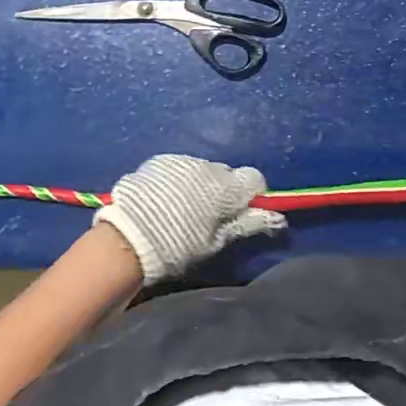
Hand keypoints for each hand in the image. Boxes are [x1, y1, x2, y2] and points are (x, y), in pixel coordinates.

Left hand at [94, 154, 286, 284]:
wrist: (128, 236)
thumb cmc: (177, 244)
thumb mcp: (216, 241)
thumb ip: (247, 225)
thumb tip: (277, 218)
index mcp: (225, 187)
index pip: (254, 179)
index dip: (251, 196)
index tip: (241, 213)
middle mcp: (205, 166)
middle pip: (226, 173)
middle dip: (224, 190)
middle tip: (210, 215)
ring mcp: (179, 161)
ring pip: (201, 170)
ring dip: (200, 184)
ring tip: (184, 208)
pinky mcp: (157, 161)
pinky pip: (178, 168)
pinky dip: (179, 180)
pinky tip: (166, 199)